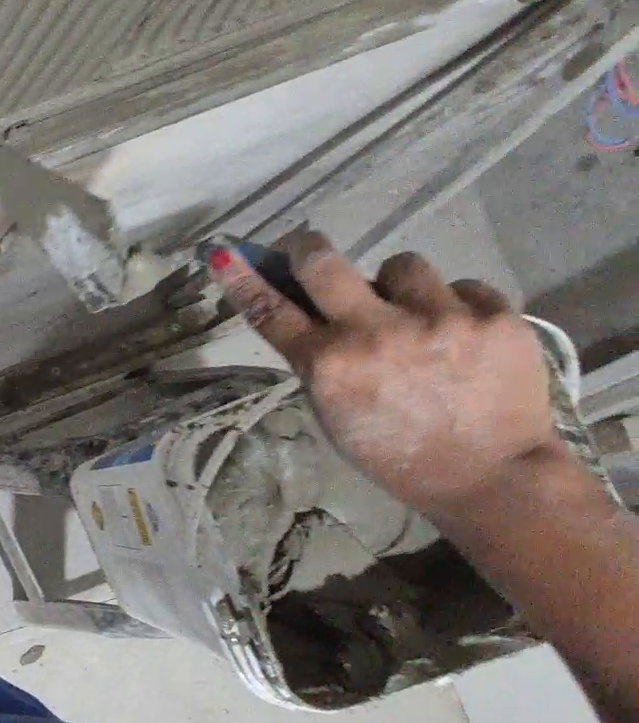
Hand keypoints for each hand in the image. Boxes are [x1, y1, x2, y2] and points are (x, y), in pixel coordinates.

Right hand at [207, 229, 566, 518]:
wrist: (486, 473)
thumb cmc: (389, 448)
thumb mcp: (330, 408)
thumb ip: (317, 359)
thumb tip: (307, 311)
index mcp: (327, 364)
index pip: (271, 309)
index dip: (243, 278)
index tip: (226, 254)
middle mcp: (375, 333)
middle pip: (324, 264)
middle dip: (308, 250)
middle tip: (308, 250)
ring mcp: (439, 320)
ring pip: (402, 265)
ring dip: (396, 285)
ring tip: (410, 313)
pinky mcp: (495, 316)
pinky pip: (462, 285)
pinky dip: (452, 303)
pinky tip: (457, 334)